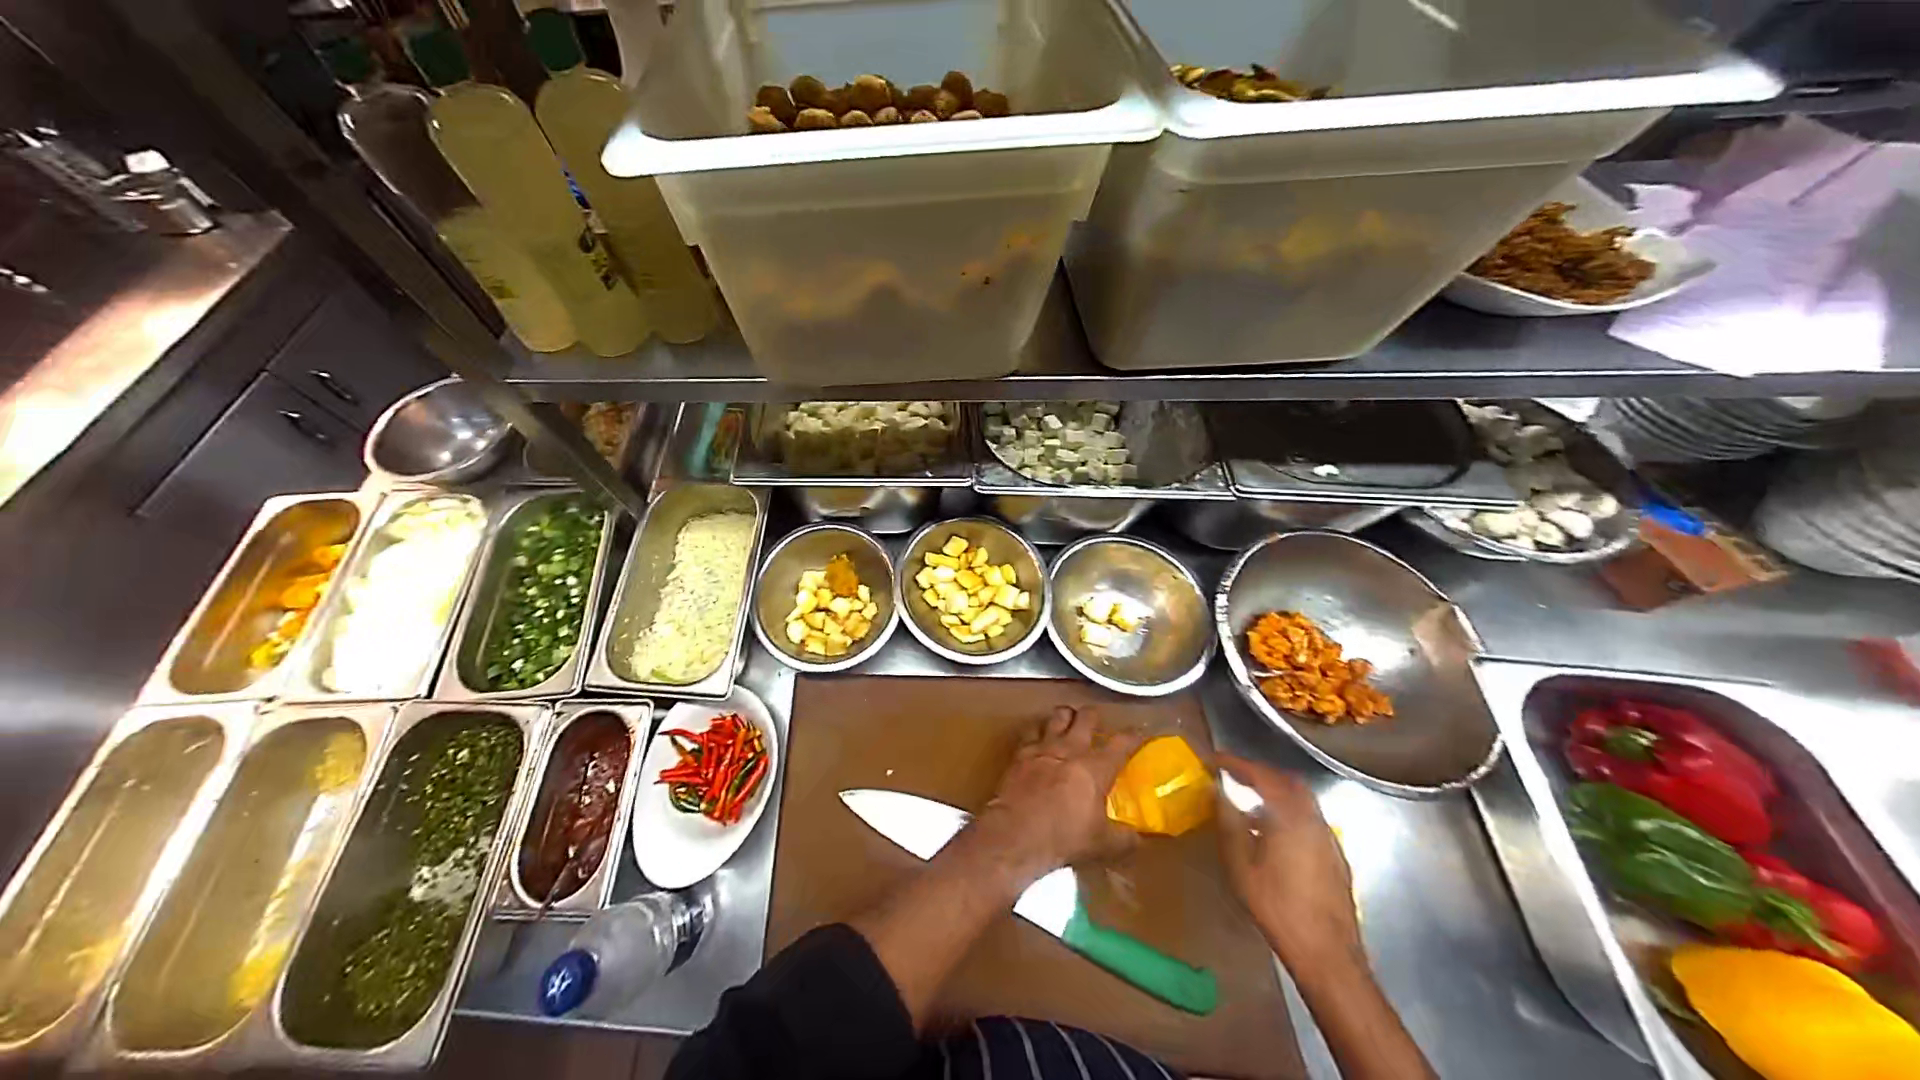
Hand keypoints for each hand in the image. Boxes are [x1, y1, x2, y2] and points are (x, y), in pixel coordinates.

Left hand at [964, 706, 1143, 885]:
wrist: (1016, 833)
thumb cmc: (1064, 836)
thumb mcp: (1102, 844)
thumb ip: (1124, 838)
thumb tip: (1136, 838)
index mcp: (1096, 767)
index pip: (1121, 743)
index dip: (1133, 735)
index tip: (1139, 732)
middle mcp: (1071, 749)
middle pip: (1086, 717)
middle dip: (1094, 717)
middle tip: (1096, 722)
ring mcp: (1043, 747)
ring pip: (1057, 716)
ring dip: (1065, 716)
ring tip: (1068, 721)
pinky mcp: (1020, 753)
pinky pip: (1031, 731)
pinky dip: (1038, 731)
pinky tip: (1038, 738)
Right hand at [1217, 754, 1362, 969]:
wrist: (1326, 952)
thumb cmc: (1276, 906)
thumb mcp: (1240, 863)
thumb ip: (1229, 821)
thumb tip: (1217, 791)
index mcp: (1290, 814)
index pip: (1261, 775)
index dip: (1236, 763)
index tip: (1214, 760)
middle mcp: (1314, 819)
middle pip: (1287, 781)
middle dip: (1260, 774)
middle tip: (1234, 776)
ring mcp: (1329, 838)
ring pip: (1301, 801)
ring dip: (1274, 795)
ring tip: (1248, 806)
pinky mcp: (1335, 856)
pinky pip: (1308, 820)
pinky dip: (1287, 814)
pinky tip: (1272, 836)